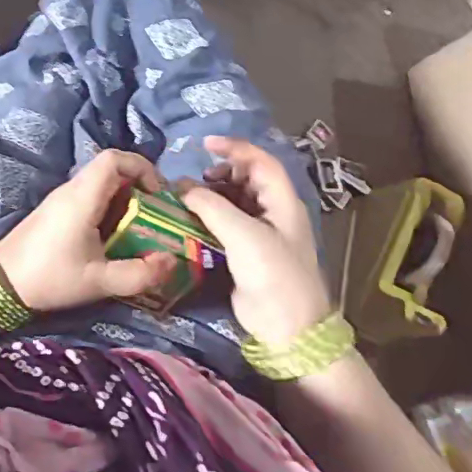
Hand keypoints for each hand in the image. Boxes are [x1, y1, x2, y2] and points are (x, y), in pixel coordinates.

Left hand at [0, 150, 177, 312]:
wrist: (1, 284)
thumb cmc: (51, 277)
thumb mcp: (100, 282)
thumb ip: (140, 274)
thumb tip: (173, 262)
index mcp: (82, 197)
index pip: (114, 158)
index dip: (142, 168)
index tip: (158, 195)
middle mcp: (71, 190)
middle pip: (110, 169)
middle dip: (138, 186)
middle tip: (155, 214)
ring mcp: (60, 200)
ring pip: (99, 184)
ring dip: (123, 199)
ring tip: (139, 229)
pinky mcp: (54, 212)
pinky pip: (88, 197)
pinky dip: (107, 208)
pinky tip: (112, 237)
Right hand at [178, 137, 332, 345]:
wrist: (287, 326)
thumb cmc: (273, 275)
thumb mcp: (244, 235)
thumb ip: (213, 207)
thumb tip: (184, 189)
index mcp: (283, 202)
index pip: (260, 162)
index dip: (235, 149)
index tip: (204, 145)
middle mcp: (275, 213)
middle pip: (248, 179)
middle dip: (221, 173)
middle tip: (195, 180)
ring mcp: (263, 234)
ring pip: (237, 201)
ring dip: (214, 195)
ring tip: (189, 199)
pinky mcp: (249, 254)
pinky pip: (229, 224)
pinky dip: (211, 217)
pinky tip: (193, 221)